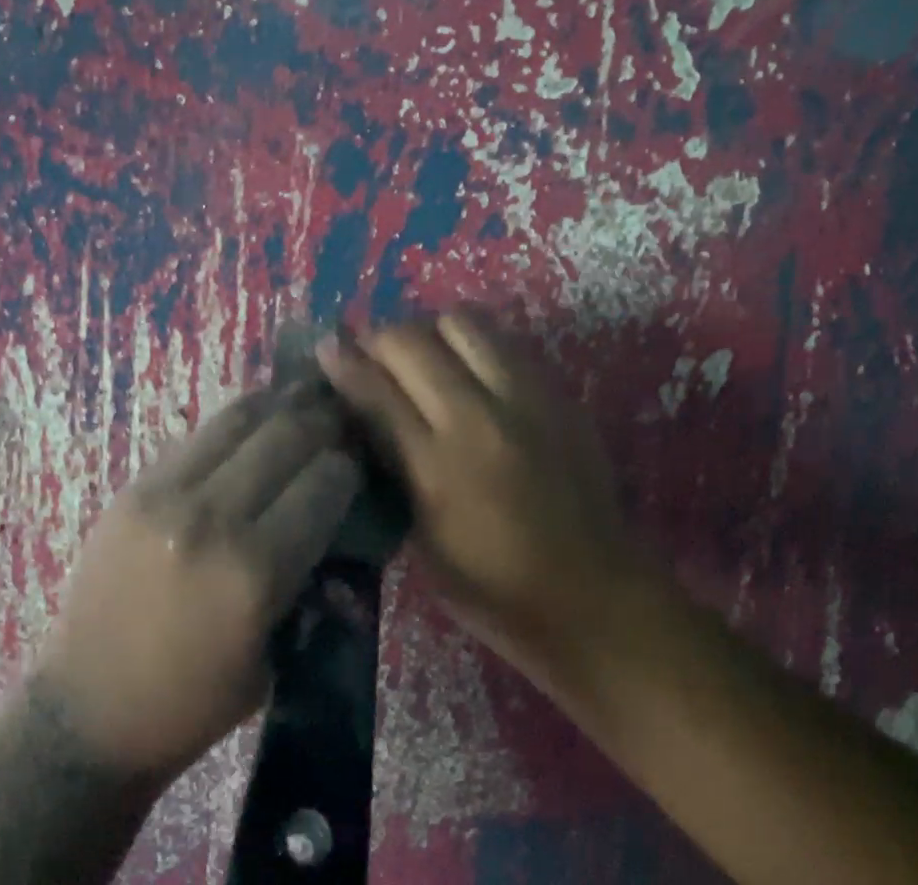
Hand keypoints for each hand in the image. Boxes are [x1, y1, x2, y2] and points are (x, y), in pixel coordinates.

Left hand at [34, 386, 359, 777]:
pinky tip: (248, 423)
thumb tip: (331, 519)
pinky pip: (192, 439)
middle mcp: (212, 520)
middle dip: (322, 421)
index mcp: (255, 572)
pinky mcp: (131, 489)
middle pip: (284, 437)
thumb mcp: (273, 657)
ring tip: (299, 399)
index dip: (350, 467)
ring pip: (235, 421)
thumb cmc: (192, 702)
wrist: (89, 708)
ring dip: (276, 406)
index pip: (323, 485)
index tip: (358, 463)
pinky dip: (229, 426)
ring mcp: (164, 496)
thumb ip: (305, 581)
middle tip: (338, 416)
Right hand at [317, 313, 644, 666]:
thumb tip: (359, 413)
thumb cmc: (491, 585)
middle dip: (380, 339)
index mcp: (438, 466)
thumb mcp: (422, 538)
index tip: (325, 348)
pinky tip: (468, 371)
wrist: (593, 595)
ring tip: (423, 356)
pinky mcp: (560, 394)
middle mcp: (481, 418)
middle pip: (414, 341)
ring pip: (464, 323)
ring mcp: (527, 398)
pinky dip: (474, 344)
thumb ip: (393, 465)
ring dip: (430, 331)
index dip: (343, 362)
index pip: (377, 390)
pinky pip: (505, 342)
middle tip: (371, 356)